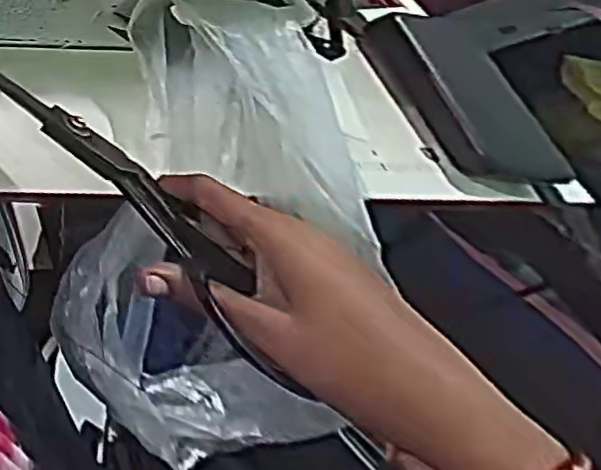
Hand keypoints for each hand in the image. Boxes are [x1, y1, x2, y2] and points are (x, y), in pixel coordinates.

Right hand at [141, 176, 567, 469]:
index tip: (150, 190)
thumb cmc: (368, 370)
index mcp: (281, 234)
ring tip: (219, 291)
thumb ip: (200, 294)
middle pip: (232, 213)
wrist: (450, 415)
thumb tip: (153, 274)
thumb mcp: (263, 330)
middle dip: (198, 231)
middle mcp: (306, 235)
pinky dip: (257, 268)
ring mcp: (328, 255)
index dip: (173, 186)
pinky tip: (258, 305)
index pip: (210, 190)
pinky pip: (284, 254)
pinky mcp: (342, 275)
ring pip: (257, 236)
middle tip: (175, 259)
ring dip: (229, 253)